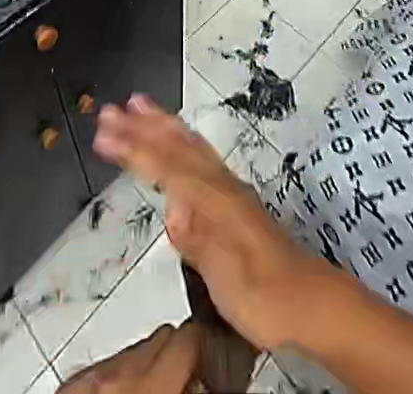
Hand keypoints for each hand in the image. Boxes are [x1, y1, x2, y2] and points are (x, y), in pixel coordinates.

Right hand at [93, 94, 326, 349]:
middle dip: (146, 126)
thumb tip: (174, 212)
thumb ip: (201, 240)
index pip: (171, 166)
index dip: (136, 149)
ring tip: (140, 109)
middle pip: (181, 147)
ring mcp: (230, 193)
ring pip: (192, 148)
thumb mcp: (228, 274)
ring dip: (164, 127)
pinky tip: (173, 147)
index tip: (105, 134)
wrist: (306, 302)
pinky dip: (180, 147)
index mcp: (219, 201)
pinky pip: (201, 161)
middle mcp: (225, 188)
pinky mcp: (232, 204)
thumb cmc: (266, 295)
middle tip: (113, 110)